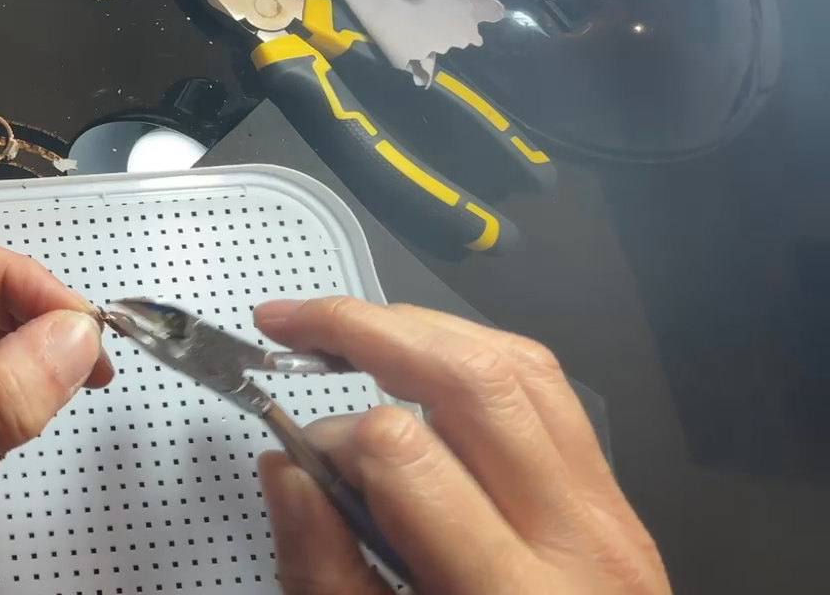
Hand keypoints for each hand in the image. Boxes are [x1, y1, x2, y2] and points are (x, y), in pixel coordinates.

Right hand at [252, 298, 669, 594]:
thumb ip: (320, 565)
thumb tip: (282, 463)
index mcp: (513, 594)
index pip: (404, 452)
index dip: (332, 440)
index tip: (304, 465)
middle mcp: (579, 540)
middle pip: (471, 379)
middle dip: (358, 328)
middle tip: (285, 323)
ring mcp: (607, 509)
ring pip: (512, 362)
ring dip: (408, 326)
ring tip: (339, 329)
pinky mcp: (607, 492)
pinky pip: (539, 383)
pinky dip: (459, 347)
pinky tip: (407, 355)